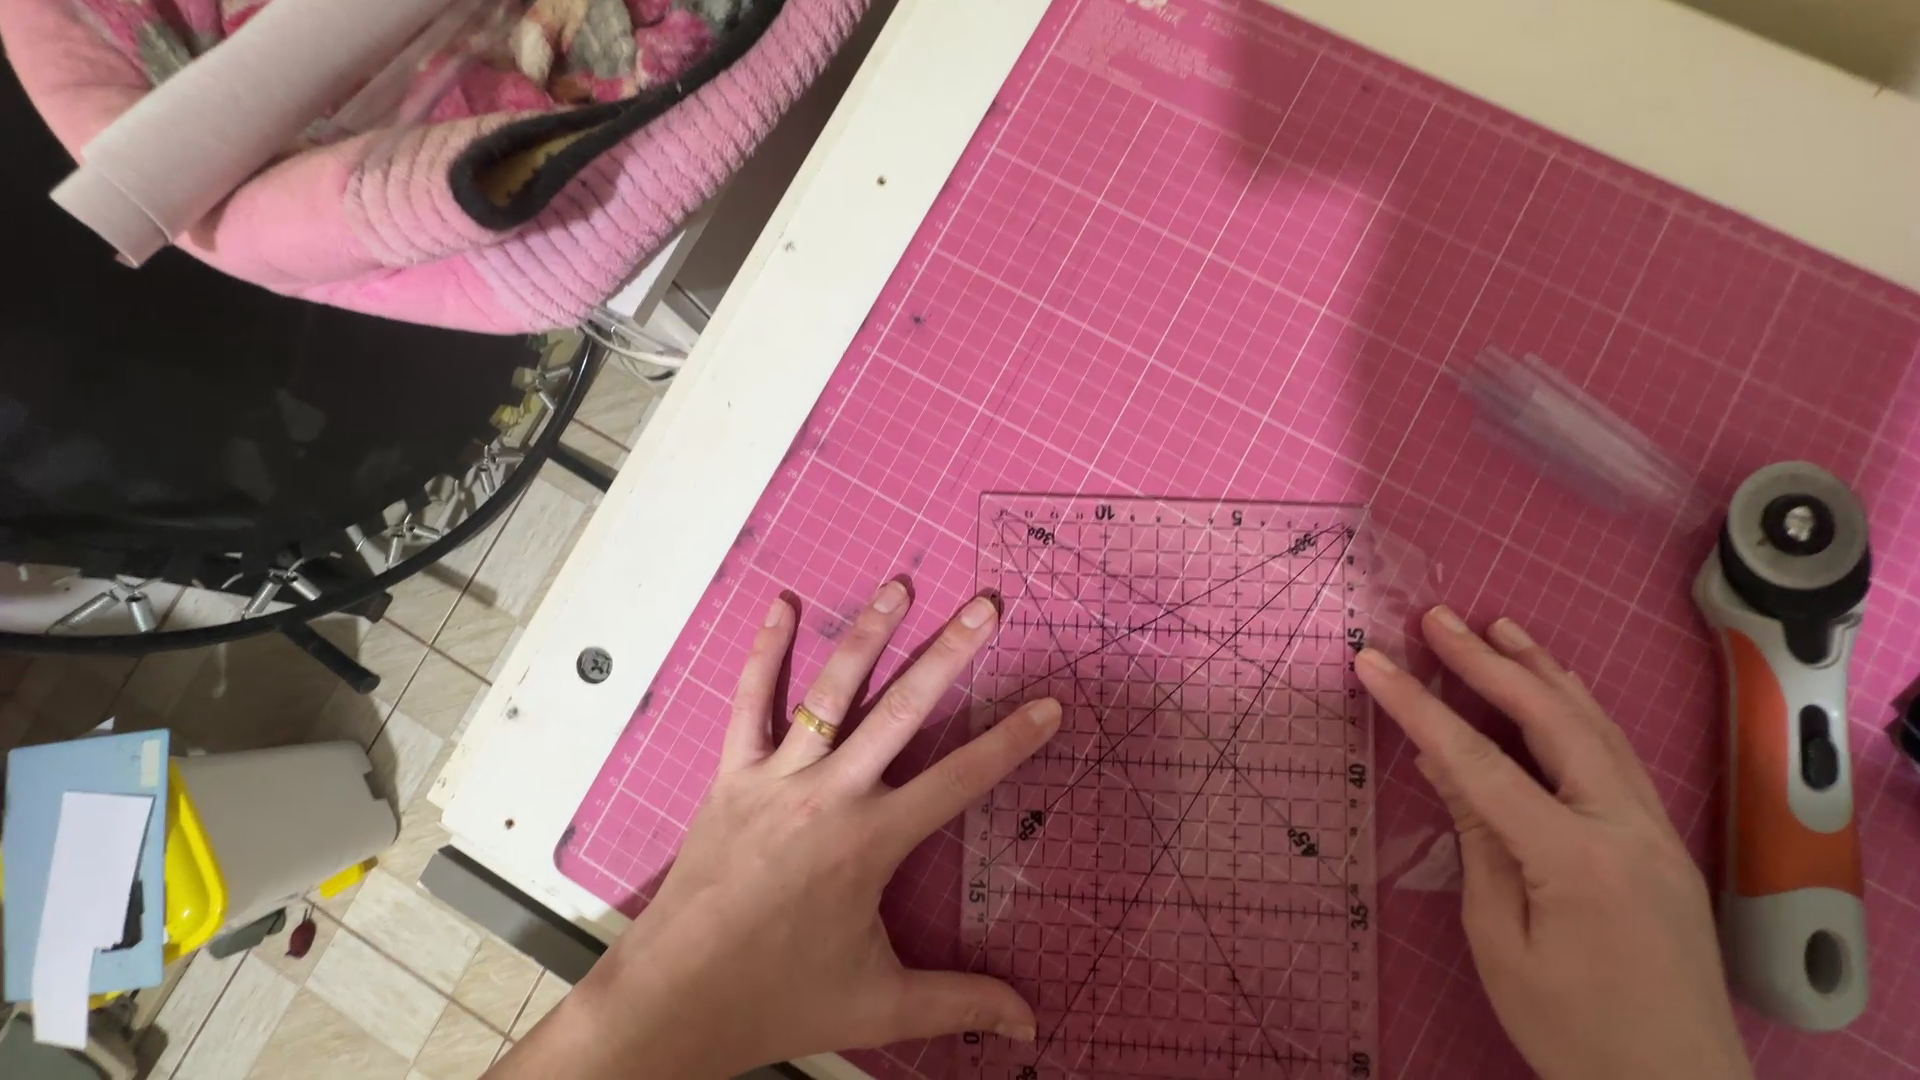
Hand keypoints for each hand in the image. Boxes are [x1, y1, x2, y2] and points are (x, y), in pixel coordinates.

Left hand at [493, 581, 1059, 1079]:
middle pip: (903, 710)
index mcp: (872, 841)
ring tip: (898, 587)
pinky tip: (780, 605)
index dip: (1010, 741)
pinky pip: (749, 703)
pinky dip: (765, 653)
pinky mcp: (733, 774)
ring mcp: (778, 777)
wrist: (673, 1000)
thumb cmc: (778, 997)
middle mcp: (831, 794)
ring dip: (868, 635)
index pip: (960, 780)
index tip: (1047, 705)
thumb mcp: (879, 1002)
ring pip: (830, 691)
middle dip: (949, 654)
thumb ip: (959, 1003)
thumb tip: (1031, 1024)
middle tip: (984, 607)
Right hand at [1357, 607, 1750, 1079]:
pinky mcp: (1661, 839)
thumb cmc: (1570, 1027)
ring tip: (1498, 628)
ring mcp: (1654, 829)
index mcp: (1576, 857)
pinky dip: (1575, 707)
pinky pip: (1614, 753)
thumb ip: (1478, 839)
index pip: (1479, 760)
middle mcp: (1626, 826)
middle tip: (1437, 619)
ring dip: (1541, 671)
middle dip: (1488, 663)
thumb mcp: (1501, 937)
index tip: (1371, 661)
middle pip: (1551, 720)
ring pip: (1595, 727)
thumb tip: (1441, 760)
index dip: (1418, 704)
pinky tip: (1552, 687)